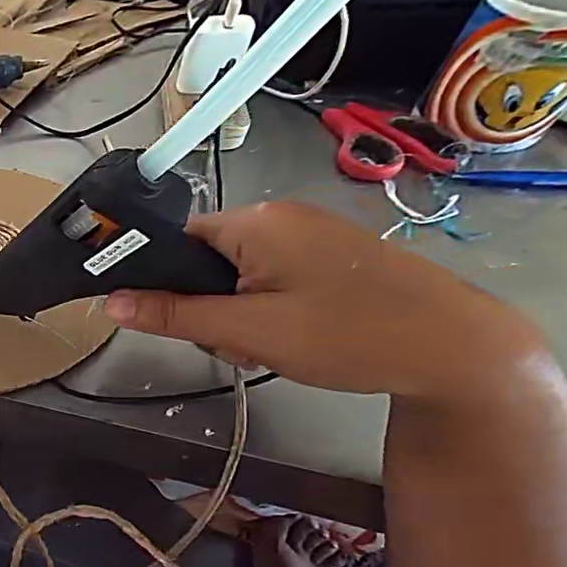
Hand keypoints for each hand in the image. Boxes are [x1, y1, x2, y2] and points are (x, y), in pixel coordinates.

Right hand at [102, 202, 547, 401]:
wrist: (456, 349)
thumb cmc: (346, 333)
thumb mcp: (249, 330)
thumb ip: (175, 315)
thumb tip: (110, 302)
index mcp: (255, 221)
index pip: (177, 240)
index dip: (164, 282)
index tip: (177, 321)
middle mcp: (280, 216)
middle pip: (206, 260)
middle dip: (209, 307)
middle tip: (239, 342)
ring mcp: (309, 234)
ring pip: (238, 275)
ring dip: (237, 314)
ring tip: (270, 345)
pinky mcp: (329, 256)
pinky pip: (271, 278)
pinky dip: (266, 309)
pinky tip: (292, 336)